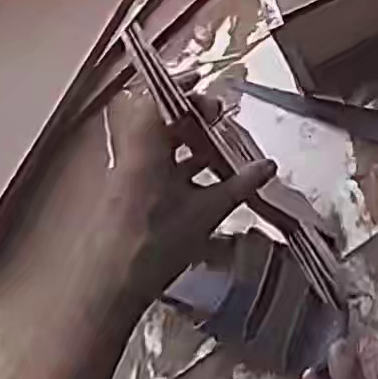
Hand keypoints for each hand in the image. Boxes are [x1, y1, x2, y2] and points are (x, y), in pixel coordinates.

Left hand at [97, 78, 278, 301]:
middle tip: (216, 116)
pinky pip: (157, 162)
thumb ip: (239, 184)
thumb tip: (269, 166)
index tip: (207, 89)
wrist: (108, 289)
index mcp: (148, 149)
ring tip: (216, 143)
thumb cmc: (156, 243)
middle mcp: (134, 155)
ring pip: (158, 142)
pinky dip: (180, 160)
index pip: (160, 101)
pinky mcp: (130, 194)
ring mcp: (130, 174)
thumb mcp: (206, 212)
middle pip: (159, 118)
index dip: (183, 89)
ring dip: (186, 137)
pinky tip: (205, 175)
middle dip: (189, 112)